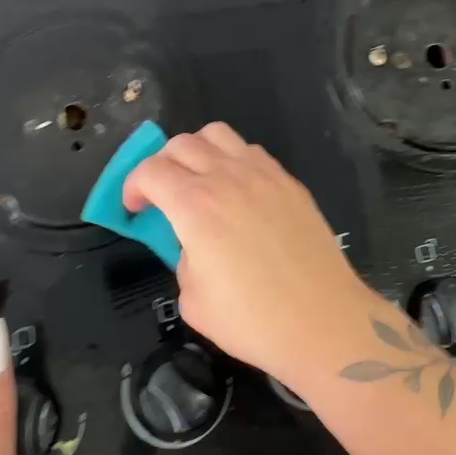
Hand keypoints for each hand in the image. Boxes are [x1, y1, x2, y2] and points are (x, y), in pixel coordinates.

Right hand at [123, 122, 377, 382]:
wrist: (322, 319)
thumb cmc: (253, 320)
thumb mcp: (193, 300)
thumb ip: (183, 259)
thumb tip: (193, 244)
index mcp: (195, 206)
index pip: (151, 171)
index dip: (133, 186)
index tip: (135, 208)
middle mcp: (227, 178)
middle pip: (181, 144)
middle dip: (161, 164)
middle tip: (160, 194)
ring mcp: (263, 174)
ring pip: (218, 134)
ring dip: (197, 151)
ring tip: (197, 181)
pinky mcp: (289, 182)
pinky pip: (251, 151)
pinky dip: (232, 159)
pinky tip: (236, 190)